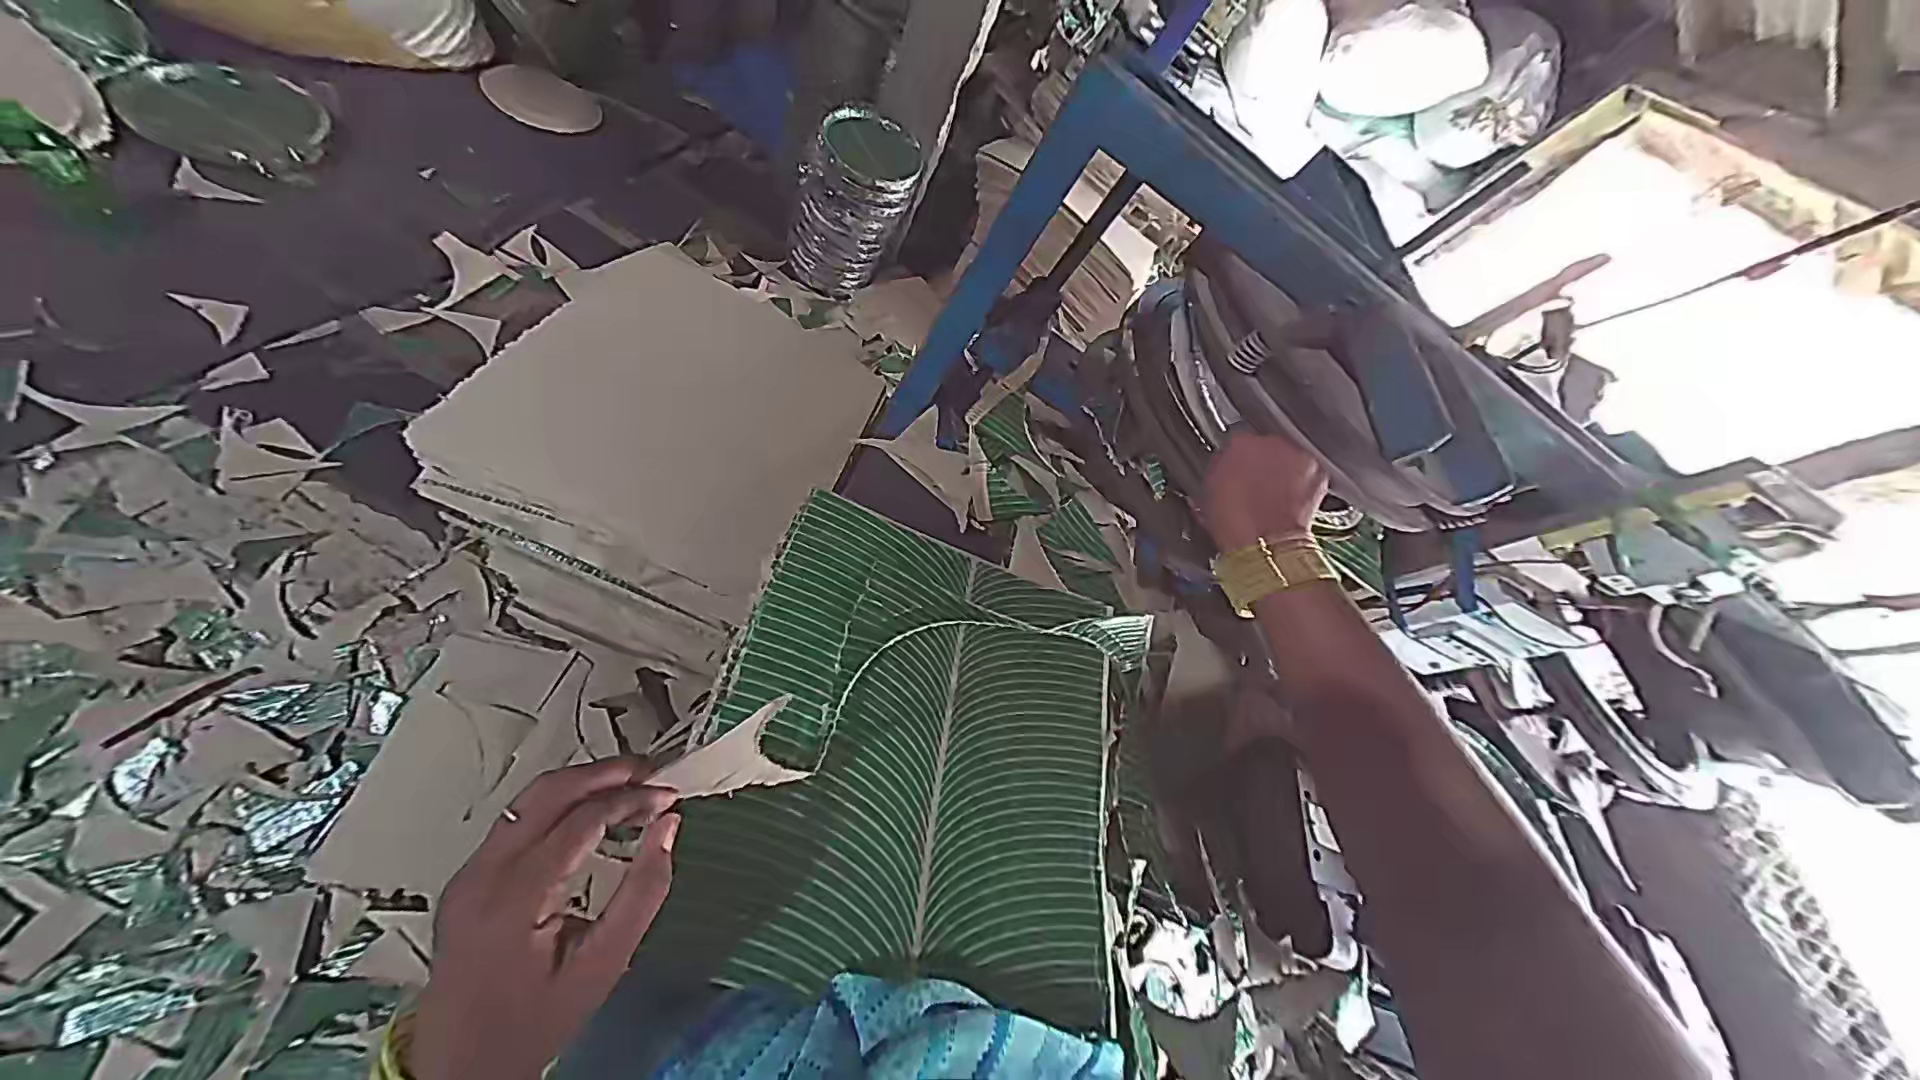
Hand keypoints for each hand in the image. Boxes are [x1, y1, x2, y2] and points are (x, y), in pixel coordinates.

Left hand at [408, 758, 680, 1079]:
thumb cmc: (534, 1022)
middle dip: (608, 773)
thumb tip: (667, 828)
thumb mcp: (605, 962)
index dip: (632, 799)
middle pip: (550, 791)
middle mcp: (482, 876)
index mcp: (514, 899)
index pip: (582, 819)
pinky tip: (594, 810)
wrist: (460, 1068)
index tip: (667, 799)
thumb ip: (645, 890)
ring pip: (531, 797)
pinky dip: (563, 802)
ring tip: (629, 784)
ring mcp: (469, 873)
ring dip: (585, 782)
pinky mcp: (468, 876)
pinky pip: (520, 817)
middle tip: (651, 773)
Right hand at [1203, 431, 1328, 551]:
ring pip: (1288, 458)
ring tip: (1271, 495)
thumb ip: (1221, 470)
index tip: (1234, 472)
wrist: (1266, 542)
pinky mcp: (1318, 473)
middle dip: (1262, 463)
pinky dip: (1300, 483)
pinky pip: (1306, 472)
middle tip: (1254, 485)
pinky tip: (1287, 501)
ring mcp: (1297, 457)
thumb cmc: (1234, 523)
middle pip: (1266, 446)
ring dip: (1283, 471)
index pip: (1237, 442)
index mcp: (1239, 444)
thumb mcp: (1209, 493)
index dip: (1235, 460)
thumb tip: (1227, 469)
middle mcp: (1272, 443)